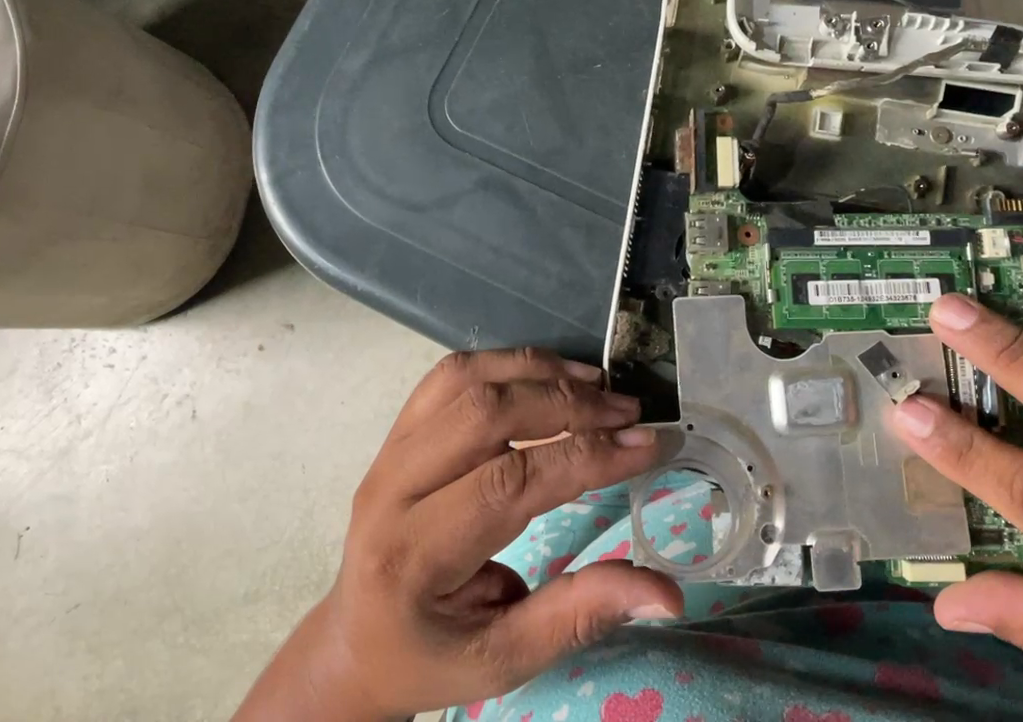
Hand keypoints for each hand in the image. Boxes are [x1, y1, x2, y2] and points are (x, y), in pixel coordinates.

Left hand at [233, 348, 681, 721]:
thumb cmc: (432, 654)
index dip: (586, 456)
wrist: (356, 640)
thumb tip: (666, 593)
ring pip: (465, 379)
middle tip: (630, 414)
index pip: (510, 483)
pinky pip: (450, 375)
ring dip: (539, 372)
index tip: (648, 444)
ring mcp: (387, 452)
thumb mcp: (505, 658)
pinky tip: (550, 377)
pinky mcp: (396, 433)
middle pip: (484, 414)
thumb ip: (579, 615)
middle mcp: (391, 489)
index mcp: (414, 555)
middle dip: (569, 405)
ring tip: (598, 386)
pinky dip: (507, 364)